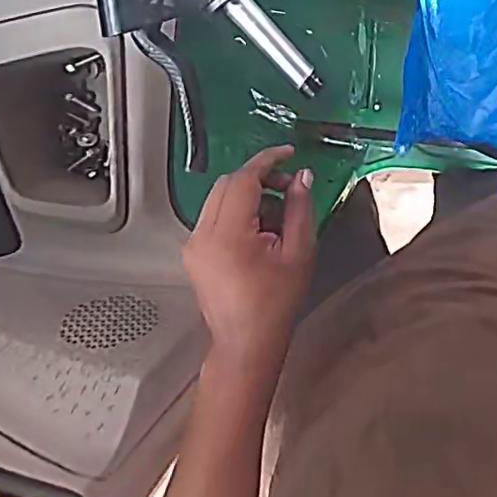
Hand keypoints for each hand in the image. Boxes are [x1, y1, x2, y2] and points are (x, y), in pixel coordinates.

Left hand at [183, 145, 315, 371]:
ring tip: (278, 219)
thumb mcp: (299, 252)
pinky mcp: (194, 253)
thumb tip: (302, 177)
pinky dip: (240, 212)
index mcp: (228, 235)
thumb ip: (300, 208)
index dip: (268, 161)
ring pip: (221, 198)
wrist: (247, 343)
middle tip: (289, 189)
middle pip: (228, 184)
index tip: (288, 154)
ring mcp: (194, 245)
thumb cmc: (276, 303)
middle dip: (261, 179)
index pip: (243, 180)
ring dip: (251, 196)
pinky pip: (216, 216)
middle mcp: (202, 236)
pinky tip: (262, 232)